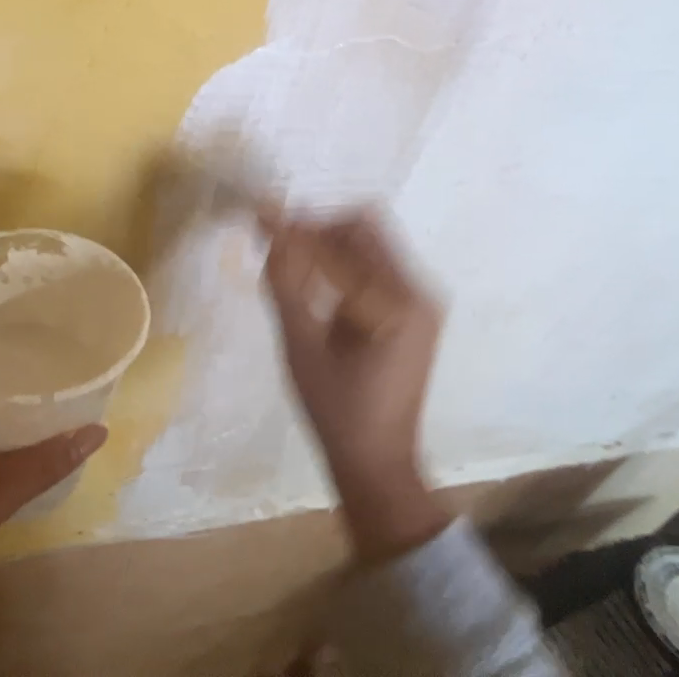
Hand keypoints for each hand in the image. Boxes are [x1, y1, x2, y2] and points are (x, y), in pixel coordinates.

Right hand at [260, 208, 452, 562]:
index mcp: (396, 301)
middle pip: (362, 228)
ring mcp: (421, 300)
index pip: (341, 240)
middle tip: (274, 247)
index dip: (295, 226)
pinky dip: (339, 267)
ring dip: (326, 246)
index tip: (257, 216)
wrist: (378, 462)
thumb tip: (266, 226)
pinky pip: (373, 267)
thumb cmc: (336, 410)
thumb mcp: (301, 344)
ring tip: (290, 270)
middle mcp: (419, 290)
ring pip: (367, 244)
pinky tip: (313, 289)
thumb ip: (284, 280)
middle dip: (314, 229)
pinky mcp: (415, 311)